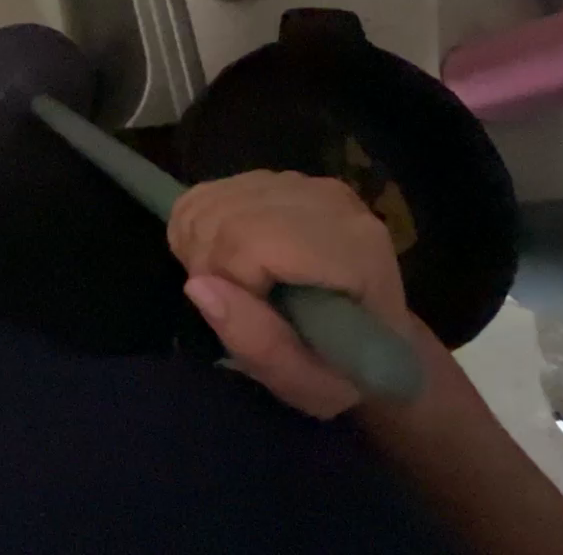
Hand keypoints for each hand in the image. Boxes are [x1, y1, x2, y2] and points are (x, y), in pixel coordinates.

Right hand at [168, 170, 410, 418]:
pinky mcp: (269, 177)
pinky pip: (200, 195)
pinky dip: (193, 230)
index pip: (253, 239)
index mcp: (354, 248)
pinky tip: (221, 257)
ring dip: (198, 248)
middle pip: (225, 217)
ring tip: (230, 284)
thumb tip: (197, 286)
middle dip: (208, 265)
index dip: (230, 278)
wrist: (370, 338)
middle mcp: (328, 200)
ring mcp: (298, 182)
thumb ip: (259, 344)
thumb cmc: (345, 370)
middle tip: (234, 303)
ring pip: (207, 203)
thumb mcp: (309, 385)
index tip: (252, 314)